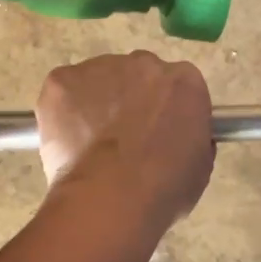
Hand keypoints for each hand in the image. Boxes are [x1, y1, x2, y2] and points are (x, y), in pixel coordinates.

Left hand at [34, 51, 215, 233]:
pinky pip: (64, 94)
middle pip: (138, 78)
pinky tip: (70, 145)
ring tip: (93, 150)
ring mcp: (98, 68)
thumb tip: (182, 139)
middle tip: (126, 145)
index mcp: (184, 82)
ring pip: (99, 83)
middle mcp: (143, 64)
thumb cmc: (164, 189)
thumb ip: (192, 140)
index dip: (167, 114)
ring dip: (98, 107)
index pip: (178, 88)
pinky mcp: (60, 82)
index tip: (159, 137)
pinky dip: (65, 115)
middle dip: (132, 105)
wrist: (111, 198)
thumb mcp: (199, 168)